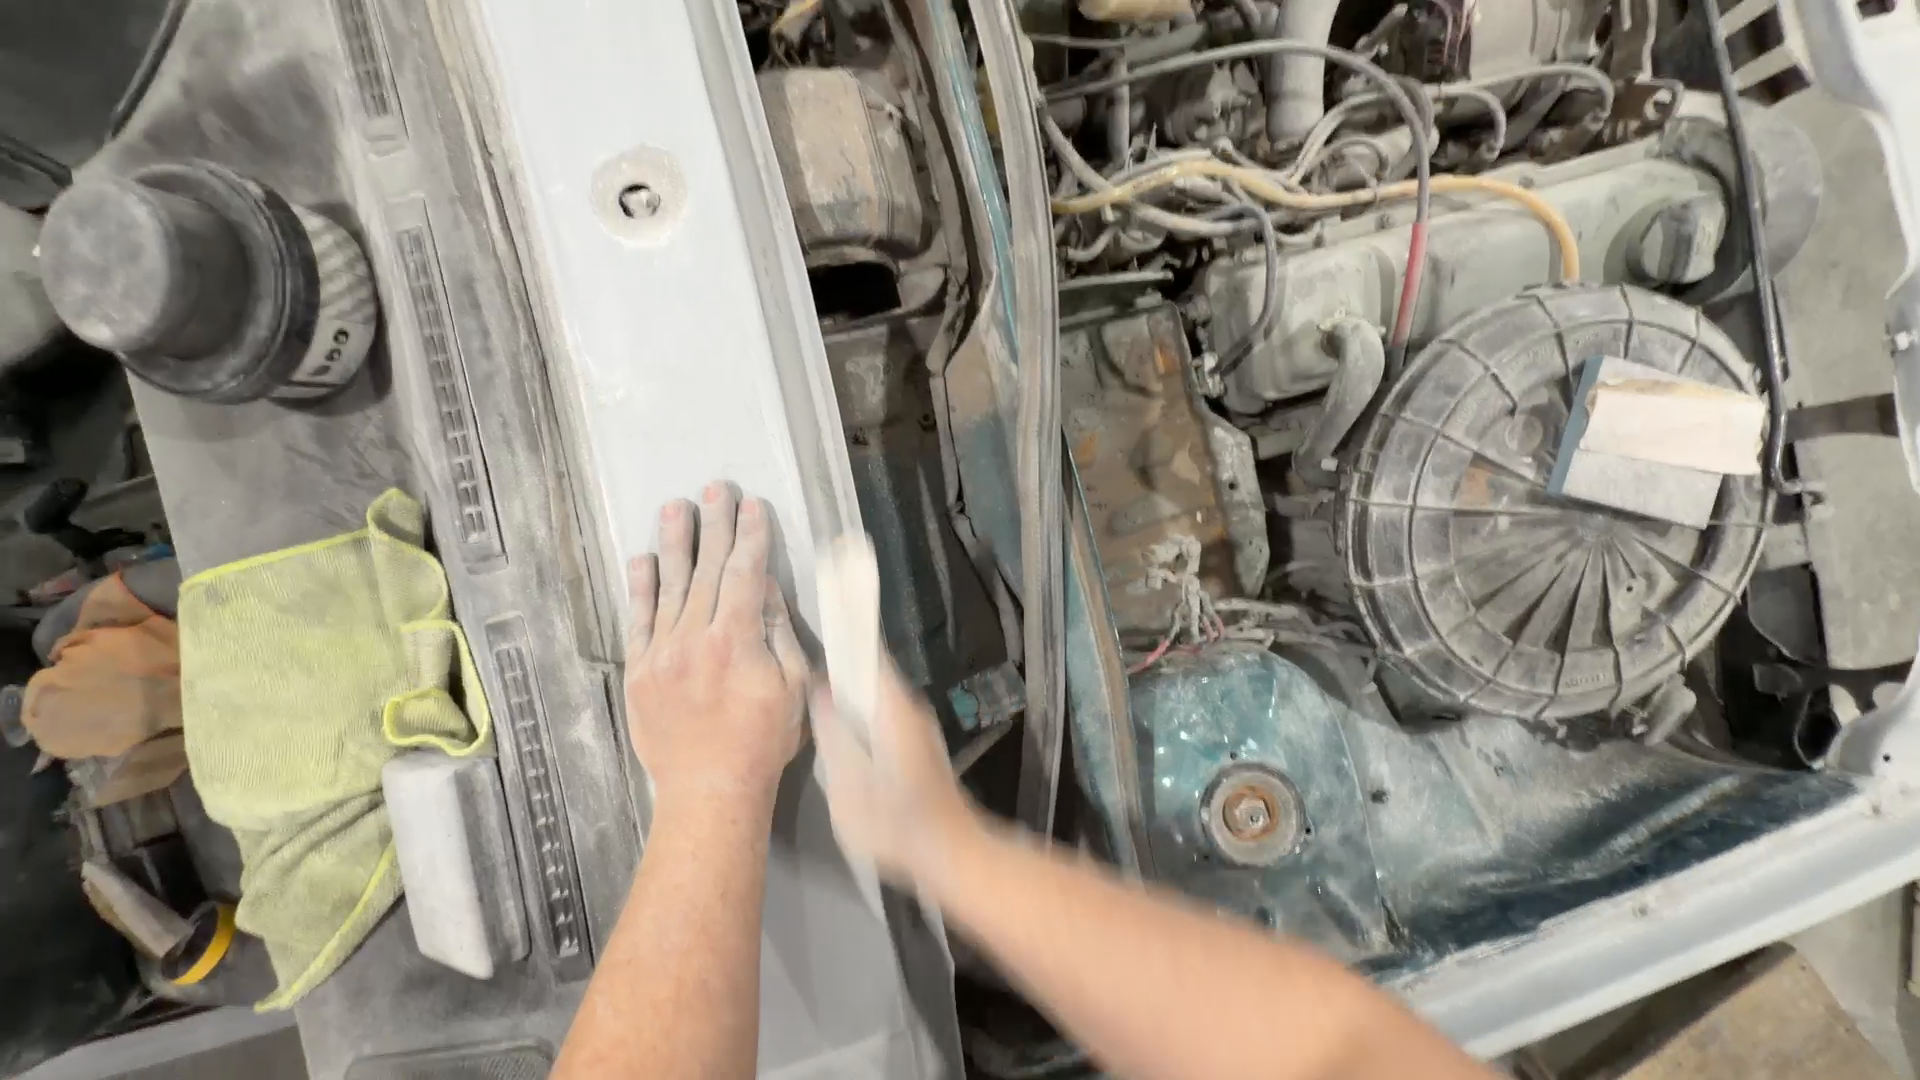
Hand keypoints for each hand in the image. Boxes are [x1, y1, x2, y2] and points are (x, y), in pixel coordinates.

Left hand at [626, 484, 808, 815]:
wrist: (709, 790)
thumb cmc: (763, 741)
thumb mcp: (792, 688)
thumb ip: (779, 635)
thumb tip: (768, 592)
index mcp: (736, 640)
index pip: (745, 574)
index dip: (751, 537)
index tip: (753, 506)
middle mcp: (694, 638)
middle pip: (706, 569)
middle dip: (715, 525)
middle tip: (716, 488)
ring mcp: (660, 653)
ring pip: (668, 586)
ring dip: (674, 543)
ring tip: (675, 507)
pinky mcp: (639, 670)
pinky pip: (637, 620)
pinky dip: (639, 588)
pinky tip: (641, 559)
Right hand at [811, 657, 980, 886]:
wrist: (950, 853)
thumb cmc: (896, 822)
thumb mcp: (848, 783)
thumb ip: (833, 734)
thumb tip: (821, 692)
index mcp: (895, 707)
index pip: (869, 655)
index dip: (842, 643)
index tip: (813, 638)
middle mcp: (911, 709)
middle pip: (871, 677)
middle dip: (839, 674)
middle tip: (801, 676)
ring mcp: (918, 728)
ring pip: (876, 700)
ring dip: (849, 700)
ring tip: (813, 705)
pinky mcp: (918, 748)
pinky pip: (883, 719)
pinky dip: (861, 720)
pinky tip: (839, 737)